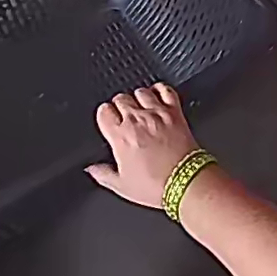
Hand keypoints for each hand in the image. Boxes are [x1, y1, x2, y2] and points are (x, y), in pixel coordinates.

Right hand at [86, 83, 200, 209]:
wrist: (185, 182)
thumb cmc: (156, 185)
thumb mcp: (122, 186)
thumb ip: (103, 174)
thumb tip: (91, 169)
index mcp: (121, 136)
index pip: (104, 111)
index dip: (105, 114)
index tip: (108, 119)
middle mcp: (137, 120)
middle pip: (121, 98)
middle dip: (120, 106)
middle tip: (124, 117)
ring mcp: (157, 113)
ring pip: (141, 91)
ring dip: (138, 98)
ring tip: (140, 107)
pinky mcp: (174, 111)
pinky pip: (165, 90)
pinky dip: (160, 89)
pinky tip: (158, 95)